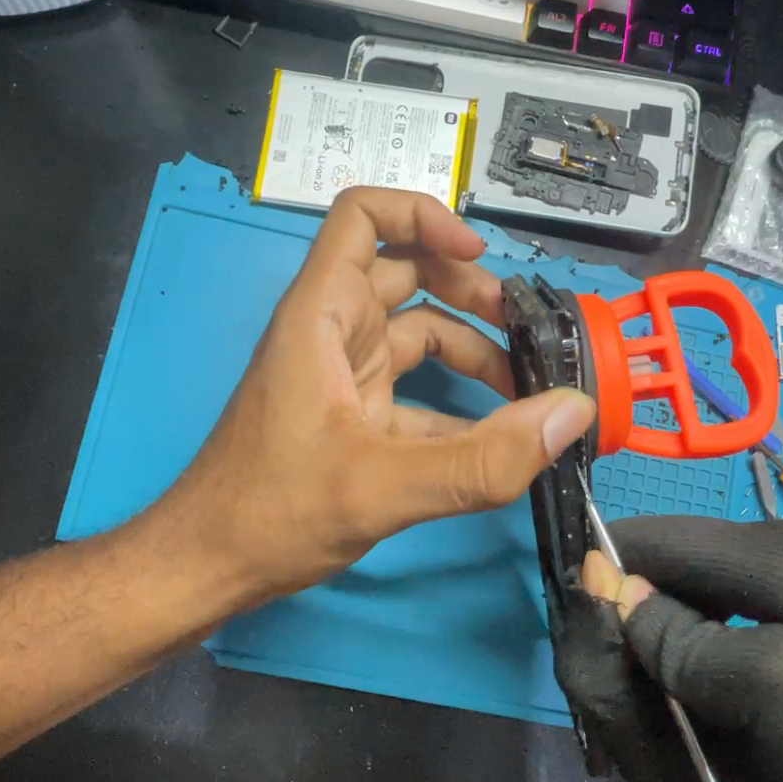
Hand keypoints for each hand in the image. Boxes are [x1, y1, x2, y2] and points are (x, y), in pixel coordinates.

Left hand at [166, 186, 594, 598]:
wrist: (209, 566)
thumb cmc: (272, 513)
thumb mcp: (381, 488)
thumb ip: (480, 460)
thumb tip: (572, 414)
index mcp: (321, 315)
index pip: (362, 216)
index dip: (422, 215)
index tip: (478, 253)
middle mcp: (333, 331)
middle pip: (405, 271)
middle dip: (468, 290)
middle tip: (523, 329)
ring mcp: (344, 373)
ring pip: (417, 332)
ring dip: (472, 350)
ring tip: (525, 389)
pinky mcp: (354, 414)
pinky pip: (417, 391)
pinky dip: (458, 406)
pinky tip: (495, 440)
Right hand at [555, 517, 782, 781]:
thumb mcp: (666, 778)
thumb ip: (611, 687)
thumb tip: (593, 577)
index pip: (776, 678)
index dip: (684, 636)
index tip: (622, 618)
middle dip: (692, 551)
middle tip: (621, 548)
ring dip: (720, 545)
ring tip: (667, 564)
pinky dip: (758, 553)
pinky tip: (728, 578)